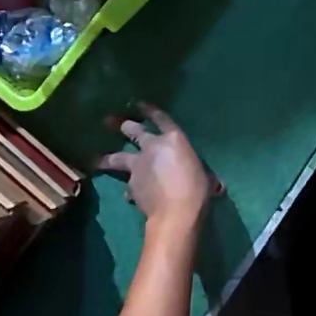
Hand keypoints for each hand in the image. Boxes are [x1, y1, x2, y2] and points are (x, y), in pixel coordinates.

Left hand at [97, 104, 210, 231]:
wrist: (175, 212)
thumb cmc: (197, 189)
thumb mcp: (207, 178)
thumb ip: (206, 177)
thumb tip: (218, 186)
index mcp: (175, 139)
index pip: (161, 118)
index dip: (149, 110)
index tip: (139, 103)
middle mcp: (153, 147)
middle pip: (133, 131)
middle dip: (122, 125)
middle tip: (108, 121)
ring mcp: (138, 166)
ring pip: (118, 157)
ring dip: (108, 158)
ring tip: (98, 160)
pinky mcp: (131, 186)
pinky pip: (127, 185)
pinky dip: (129, 189)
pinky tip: (129, 195)